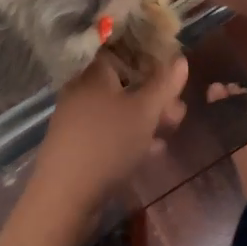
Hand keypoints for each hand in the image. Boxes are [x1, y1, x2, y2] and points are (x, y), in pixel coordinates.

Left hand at [36, 52, 189, 202]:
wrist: (65, 193)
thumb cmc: (107, 141)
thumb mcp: (144, 112)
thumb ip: (164, 84)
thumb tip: (180, 57)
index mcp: (94, 72)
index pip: (121, 52)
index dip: (148, 59)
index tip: (170, 73)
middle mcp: (82, 89)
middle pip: (123, 84)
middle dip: (153, 96)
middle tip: (178, 111)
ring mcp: (77, 117)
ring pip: (117, 110)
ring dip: (145, 119)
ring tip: (170, 130)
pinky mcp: (77, 144)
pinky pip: (108, 131)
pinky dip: (129, 136)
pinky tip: (151, 151)